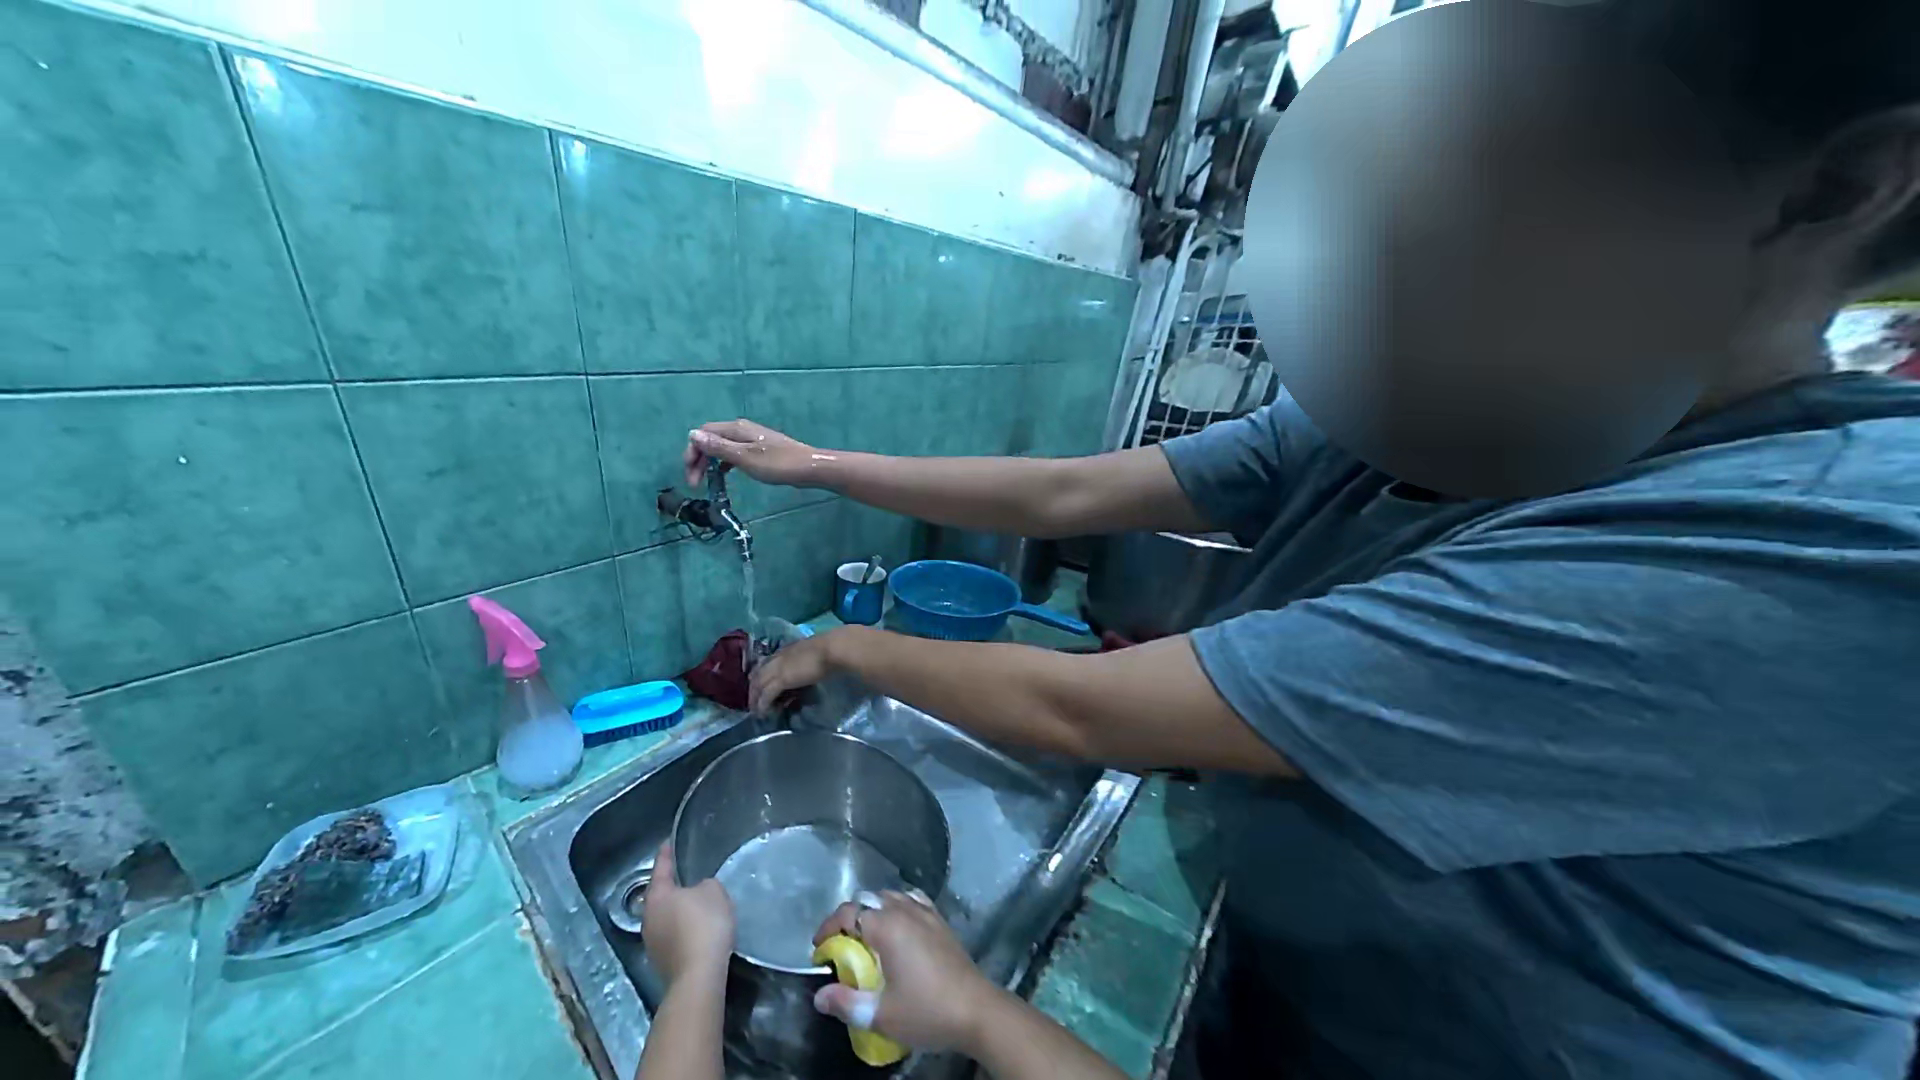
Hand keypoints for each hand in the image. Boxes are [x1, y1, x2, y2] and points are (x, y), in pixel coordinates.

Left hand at [642, 841, 734, 986]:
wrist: (698, 975)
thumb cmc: (704, 924)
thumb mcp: (713, 891)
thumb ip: (704, 885)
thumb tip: (697, 893)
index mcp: (657, 896)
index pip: (661, 867)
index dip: (666, 853)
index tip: (668, 841)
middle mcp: (648, 917)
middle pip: (660, 894)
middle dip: (673, 885)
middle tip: (689, 873)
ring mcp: (652, 942)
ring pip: (666, 916)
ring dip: (679, 908)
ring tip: (698, 901)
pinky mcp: (662, 960)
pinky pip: (673, 934)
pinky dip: (683, 927)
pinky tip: (699, 928)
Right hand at [684, 419, 827, 489]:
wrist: (809, 468)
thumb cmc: (778, 464)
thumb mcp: (744, 457)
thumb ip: (719, 447)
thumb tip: (693, 434)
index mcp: (735, 429)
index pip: (702, 433)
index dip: (692, 452)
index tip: (690, 475)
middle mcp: (741, 430)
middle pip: (710, 440)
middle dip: (699, 460)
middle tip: (695, 484)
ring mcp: (751, 439)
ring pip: (722, 448)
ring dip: (710, 464)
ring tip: (707, 483)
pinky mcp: (759, 450)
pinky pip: (734, 454)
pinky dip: (725, 464)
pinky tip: (725, 476)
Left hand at [748, 627, 858, 714]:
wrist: (831, 649)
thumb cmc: (828, 649)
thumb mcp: (811, 653)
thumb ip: (803, 660)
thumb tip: (805, 668)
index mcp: (785, 651)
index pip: (766, 663)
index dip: (760, 675)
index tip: (759, 685)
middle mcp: (778, 658)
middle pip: (758, 675)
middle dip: (753, 689)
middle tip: (752, 702)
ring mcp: (778, 668)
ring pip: (758, 685)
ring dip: (755, 699)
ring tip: (756, 711)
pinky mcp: (782, 680)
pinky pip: (767, 694)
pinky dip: (763, 704)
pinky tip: (763, 712)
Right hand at [811, 890, 1002, 1054]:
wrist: (976, 1010)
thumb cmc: (926, 1010)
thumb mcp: (881, 1015)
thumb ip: (846, 1003)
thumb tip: (819, 995)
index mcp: (887, 927)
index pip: (848, 912)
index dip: (829, 927)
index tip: (819, 950)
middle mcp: (904, 910)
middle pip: (868, 899)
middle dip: (848, 918)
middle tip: (839, 946)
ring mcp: (925, 912)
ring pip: (890, 896)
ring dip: (872, 911)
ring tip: (865, 938)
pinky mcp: (939, 920)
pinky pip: (911, 900)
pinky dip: (897, 907)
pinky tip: (898, 928)